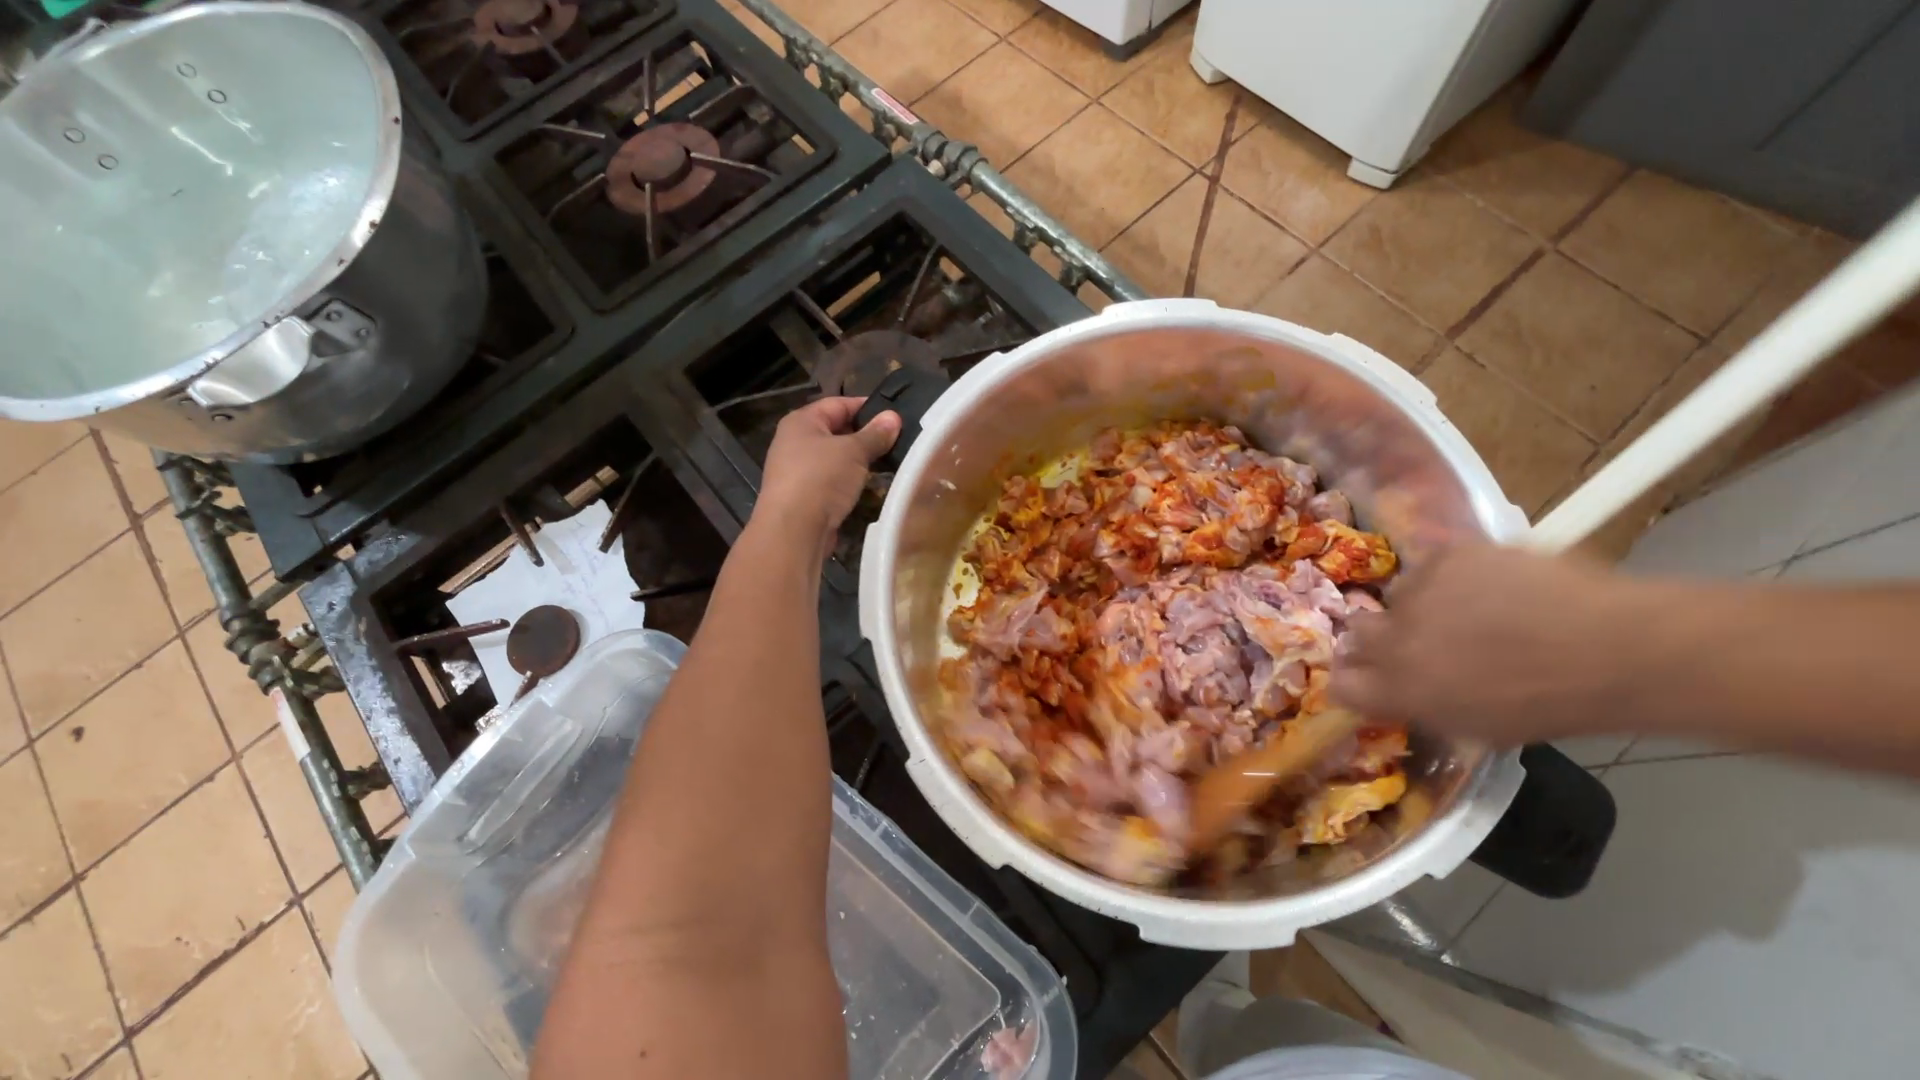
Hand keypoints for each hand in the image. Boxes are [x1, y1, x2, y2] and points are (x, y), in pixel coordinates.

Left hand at [755, 397, 900, 559]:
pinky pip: (833, 483)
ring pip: (836, 460)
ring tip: (891, 464)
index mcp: (801, 422)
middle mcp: (795, 443)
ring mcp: (798, 472)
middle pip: (836, 432)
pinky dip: (851, 483)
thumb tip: (893, 417)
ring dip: (860, 463)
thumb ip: (875, 434)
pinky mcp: (805, 497)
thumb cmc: (821, 478)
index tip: (895, 416)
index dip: (867, 407)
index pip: (838, 404)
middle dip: (866, 437)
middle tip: (898, 442)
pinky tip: (872, 488)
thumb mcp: (853, 451)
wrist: (794, 530)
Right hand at [1335, 543, 1662, 743]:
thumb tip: (1410, 693)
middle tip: (1423, 643)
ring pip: (1400, 597)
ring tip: (1469, 611)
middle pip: (1357, 635)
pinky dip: (1455, 576)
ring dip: (1421, 606)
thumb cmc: (1554, 702)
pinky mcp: (1448, 555)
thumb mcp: (1479, 727)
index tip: (1373, 678)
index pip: (1342, 684)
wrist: (1611, 647)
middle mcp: (1393, 640)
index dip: (1354, 679)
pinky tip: (1495, 586)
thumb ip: (1428, 706)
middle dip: (1380, 640)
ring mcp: (1418, 593)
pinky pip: (1434, 566)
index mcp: (1400, 690)